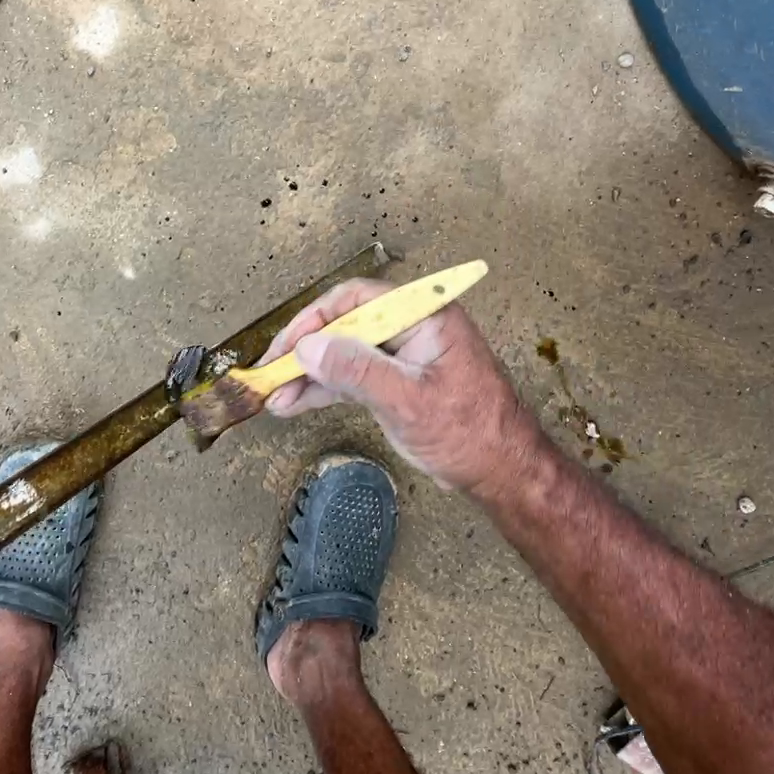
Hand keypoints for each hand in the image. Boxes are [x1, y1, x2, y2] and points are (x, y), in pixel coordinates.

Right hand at [259, 278, 536, 494]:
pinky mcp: (394, 381)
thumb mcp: (408, 400)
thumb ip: (357, 370)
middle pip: (344, 326)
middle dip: (304, 351)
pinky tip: (293, 404)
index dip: (314, 320)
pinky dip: (323, 390)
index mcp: (422, 315)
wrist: (502, 472)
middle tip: (270, 374)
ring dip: (308, 375)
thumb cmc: (470, 433)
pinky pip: (351, 377)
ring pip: (342, 354)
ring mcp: (400, 355)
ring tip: (274, 397)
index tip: (286, 348)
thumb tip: (308, 348)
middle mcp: (409, 327)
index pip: (356, 300)